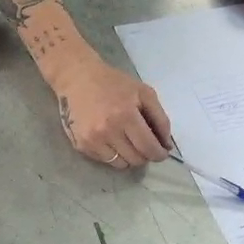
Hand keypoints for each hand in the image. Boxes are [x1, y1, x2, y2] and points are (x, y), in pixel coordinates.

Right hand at [44, 45, 174, 169]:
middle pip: (135, 159)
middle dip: (145, 155)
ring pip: (121, 164)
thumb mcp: (144, 92)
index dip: (159, 154)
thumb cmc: (114, 83)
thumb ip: (160, 118)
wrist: (78, 79)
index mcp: (126, 115)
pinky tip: (111, 140)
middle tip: (144, 145)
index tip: (161, 153)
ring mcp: (92, 140)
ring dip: (129, 157)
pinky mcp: (81, 145)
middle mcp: (107, 131)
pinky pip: (105, 161)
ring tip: (127, 142)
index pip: (148, 147)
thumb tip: (166, 144)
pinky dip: (113, 154)